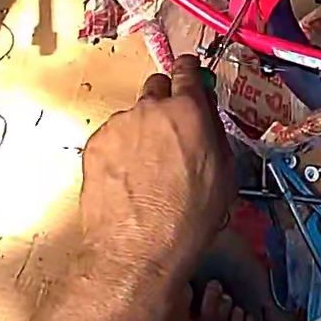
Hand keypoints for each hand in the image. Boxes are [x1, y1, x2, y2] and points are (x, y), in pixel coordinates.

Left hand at [74, 55, 231, 295]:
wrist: (137, 250)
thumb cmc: (187, 219)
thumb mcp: (223, 173)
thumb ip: (214, 130)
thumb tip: (205, 112)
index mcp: (188, 111)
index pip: (187, 70)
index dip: (188, 71)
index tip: (188, 73)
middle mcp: (151, 108)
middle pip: (157, 86)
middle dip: (163, 101)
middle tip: (169, 130)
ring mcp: (120, 124)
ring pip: (133, 115)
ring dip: (140, 131)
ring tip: (145, 170)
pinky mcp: (96, 142)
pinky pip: (112, 136)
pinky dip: (119, 150)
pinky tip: (127, 178)